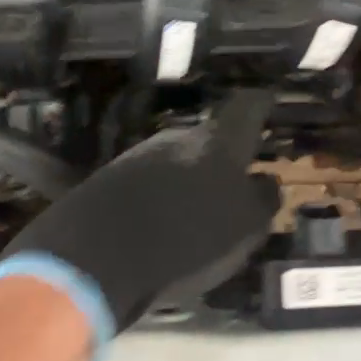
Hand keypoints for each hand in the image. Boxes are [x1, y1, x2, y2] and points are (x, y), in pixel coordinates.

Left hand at [0, 92, 278, 351]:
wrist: (94, 257)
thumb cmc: (187, 238)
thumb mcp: (245, 229)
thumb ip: (262, 201)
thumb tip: (265, 182)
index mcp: (218, 143)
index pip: (247, 107)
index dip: (259, 105)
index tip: (265, 104)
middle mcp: (178, 139)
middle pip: (208, 140)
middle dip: (220, 161)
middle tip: (232, 190)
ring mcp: (138, 157)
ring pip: (176, 164)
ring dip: (187, 185)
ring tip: (194, 221)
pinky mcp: (107, 182)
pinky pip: (146, 188)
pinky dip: (158, 204)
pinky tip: (159, 233)